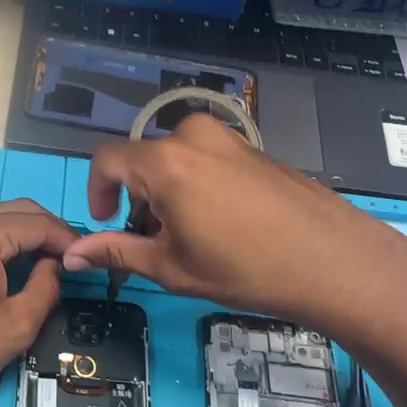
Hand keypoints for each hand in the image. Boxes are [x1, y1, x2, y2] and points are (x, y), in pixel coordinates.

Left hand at [0, 200, 74, 406]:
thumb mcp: (17, 324)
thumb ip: (46, 287)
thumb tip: (56, 266)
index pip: (39, 222)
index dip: (69, 239)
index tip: (90, 258)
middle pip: (19, 211)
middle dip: (50, 232)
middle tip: (75, 259)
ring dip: (27, 235)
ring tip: (53, 264)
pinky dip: (4, 242)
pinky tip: (20, 266)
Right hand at [60, 115, 406, 350]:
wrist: (334, 261)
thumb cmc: (245, 269)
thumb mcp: (171, 267)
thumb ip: (116, 252)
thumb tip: (72, 254)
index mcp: (165, 162)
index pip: (106, 159)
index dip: (96, 191)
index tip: (107, 222)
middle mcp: (192, 137)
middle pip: (142, 160)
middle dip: (137, 198)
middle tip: (153, 240)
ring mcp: (228, 138)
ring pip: (175, 159)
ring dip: (167, 193)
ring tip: (190, 238)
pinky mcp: (254, 148)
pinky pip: (206, 158)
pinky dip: (197, 186)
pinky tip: (223, 225)